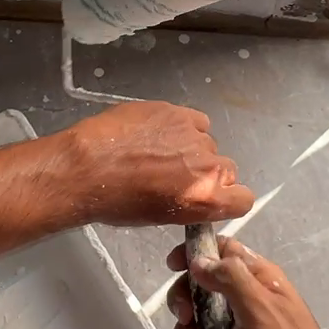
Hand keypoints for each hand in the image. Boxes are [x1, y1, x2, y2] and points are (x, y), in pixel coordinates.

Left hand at [47, 102, 253, 227]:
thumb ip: (191, 203)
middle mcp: (207, 165)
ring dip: (191, 147)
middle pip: (225, 168)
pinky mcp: (177, 111)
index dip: (228, 198)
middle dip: (207, 172)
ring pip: (207, 142)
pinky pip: (195, 120)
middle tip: (177, 175)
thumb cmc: (115, 201)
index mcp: (205, 198)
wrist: (86, 168)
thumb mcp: (160, 217)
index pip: (243, 199)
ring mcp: (193, 134)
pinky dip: (182, 126)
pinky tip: (158, 133)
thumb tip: (196, 194)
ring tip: (159, 152)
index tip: (214, 196)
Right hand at [167, 237, 328, 328]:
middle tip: (186, 316)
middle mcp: (244, 305)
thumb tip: (199, 259)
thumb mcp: (261, 309)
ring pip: (192, 326)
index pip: (224, 252)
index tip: (174, 264)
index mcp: (259, 281)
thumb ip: (229, 278)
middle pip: (199, 288)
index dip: (197, 253)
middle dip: (184, 300)